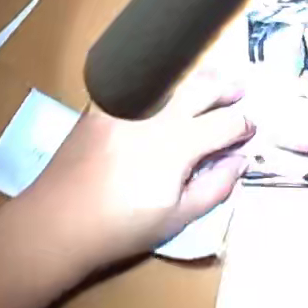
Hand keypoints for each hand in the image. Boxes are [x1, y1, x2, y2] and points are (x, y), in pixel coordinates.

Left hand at [16, 71, 253, 271]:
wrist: (57, 220)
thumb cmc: (120, 228)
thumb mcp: (177, 218)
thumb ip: (215, 186)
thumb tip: (239, 160)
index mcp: (176, 144)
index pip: (224, 123)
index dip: (243, 125)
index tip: (250, 128)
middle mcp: (152, 115)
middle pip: (199, 87)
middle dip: (224, 87)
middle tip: (239, 89)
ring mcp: (124, 106)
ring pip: (168, 80)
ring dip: (193, 80)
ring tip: (208, 86)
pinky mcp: (101, 106)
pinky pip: (138, 86)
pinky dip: (158, 86)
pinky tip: (164, 95)